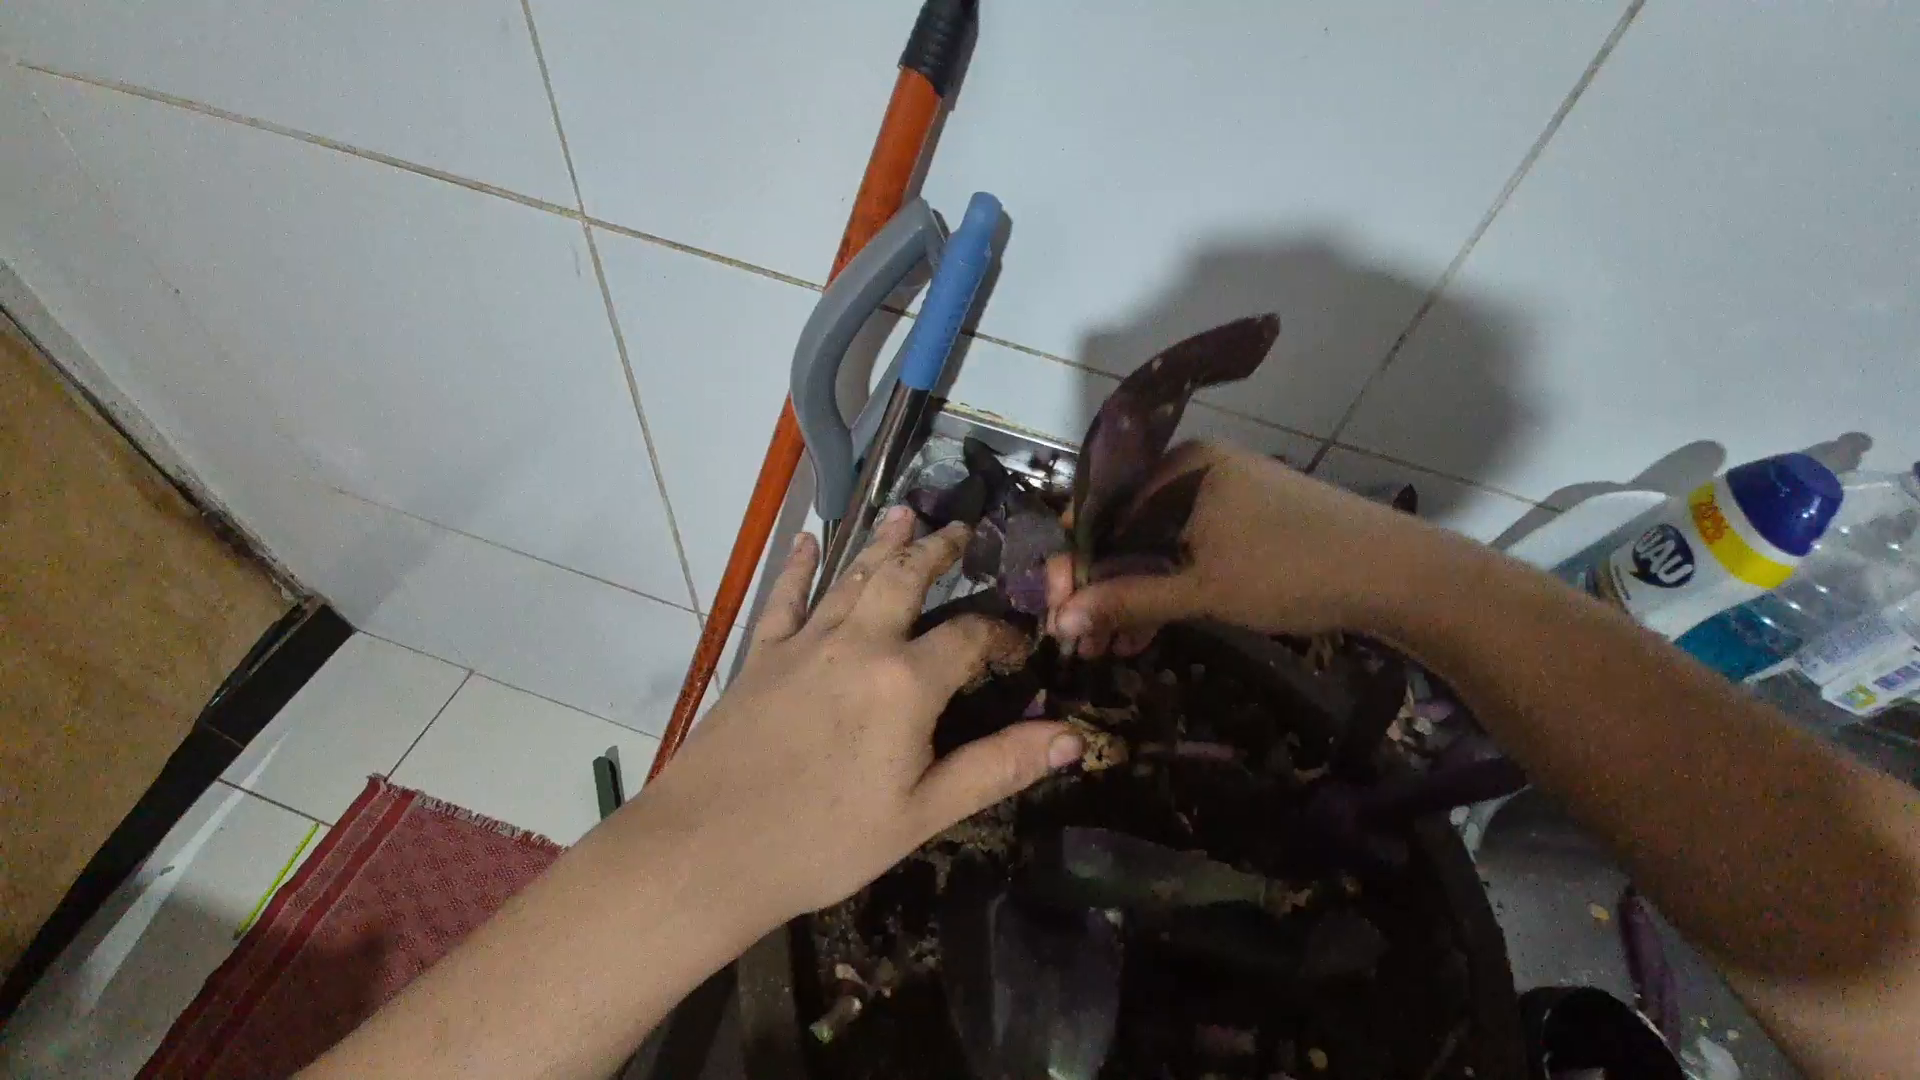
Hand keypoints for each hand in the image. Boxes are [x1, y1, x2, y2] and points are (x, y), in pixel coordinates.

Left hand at [643, 508, 1083, 921]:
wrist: (704, 852)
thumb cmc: (823, 841)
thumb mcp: (923, 813)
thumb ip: (998, 767)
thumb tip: (1072, 738)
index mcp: (905, 682)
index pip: (969, 636)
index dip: (1001, 634)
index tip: (1018, 642)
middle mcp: (858, 643)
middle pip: (906, 579)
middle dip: (938, 552)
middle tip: (961, 529)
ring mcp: (804, 643)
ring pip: (851, 577)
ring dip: (880, 542)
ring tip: (904, 511)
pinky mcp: (760, 655)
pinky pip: (784, 598)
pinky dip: (797, 566)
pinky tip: (804, 540)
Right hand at [1045, 441, 1439, 655]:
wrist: (1399, 575)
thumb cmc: (1291, 571)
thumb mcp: (1201, 589)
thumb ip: (1127, 601)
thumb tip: (1060, 621)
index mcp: (1179, 467)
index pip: (1101, 511)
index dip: (1072, 562)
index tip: (1056, 609)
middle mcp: (1193, 470)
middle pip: (1126, 530)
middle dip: (1100, 586)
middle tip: (1082, 638)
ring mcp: (1220, 493)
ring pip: (1154, 544)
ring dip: (1131, 593)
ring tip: (1110, 646)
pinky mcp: (1241, 519)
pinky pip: (1184, 548)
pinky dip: (1165, 585)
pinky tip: (1147, 629)